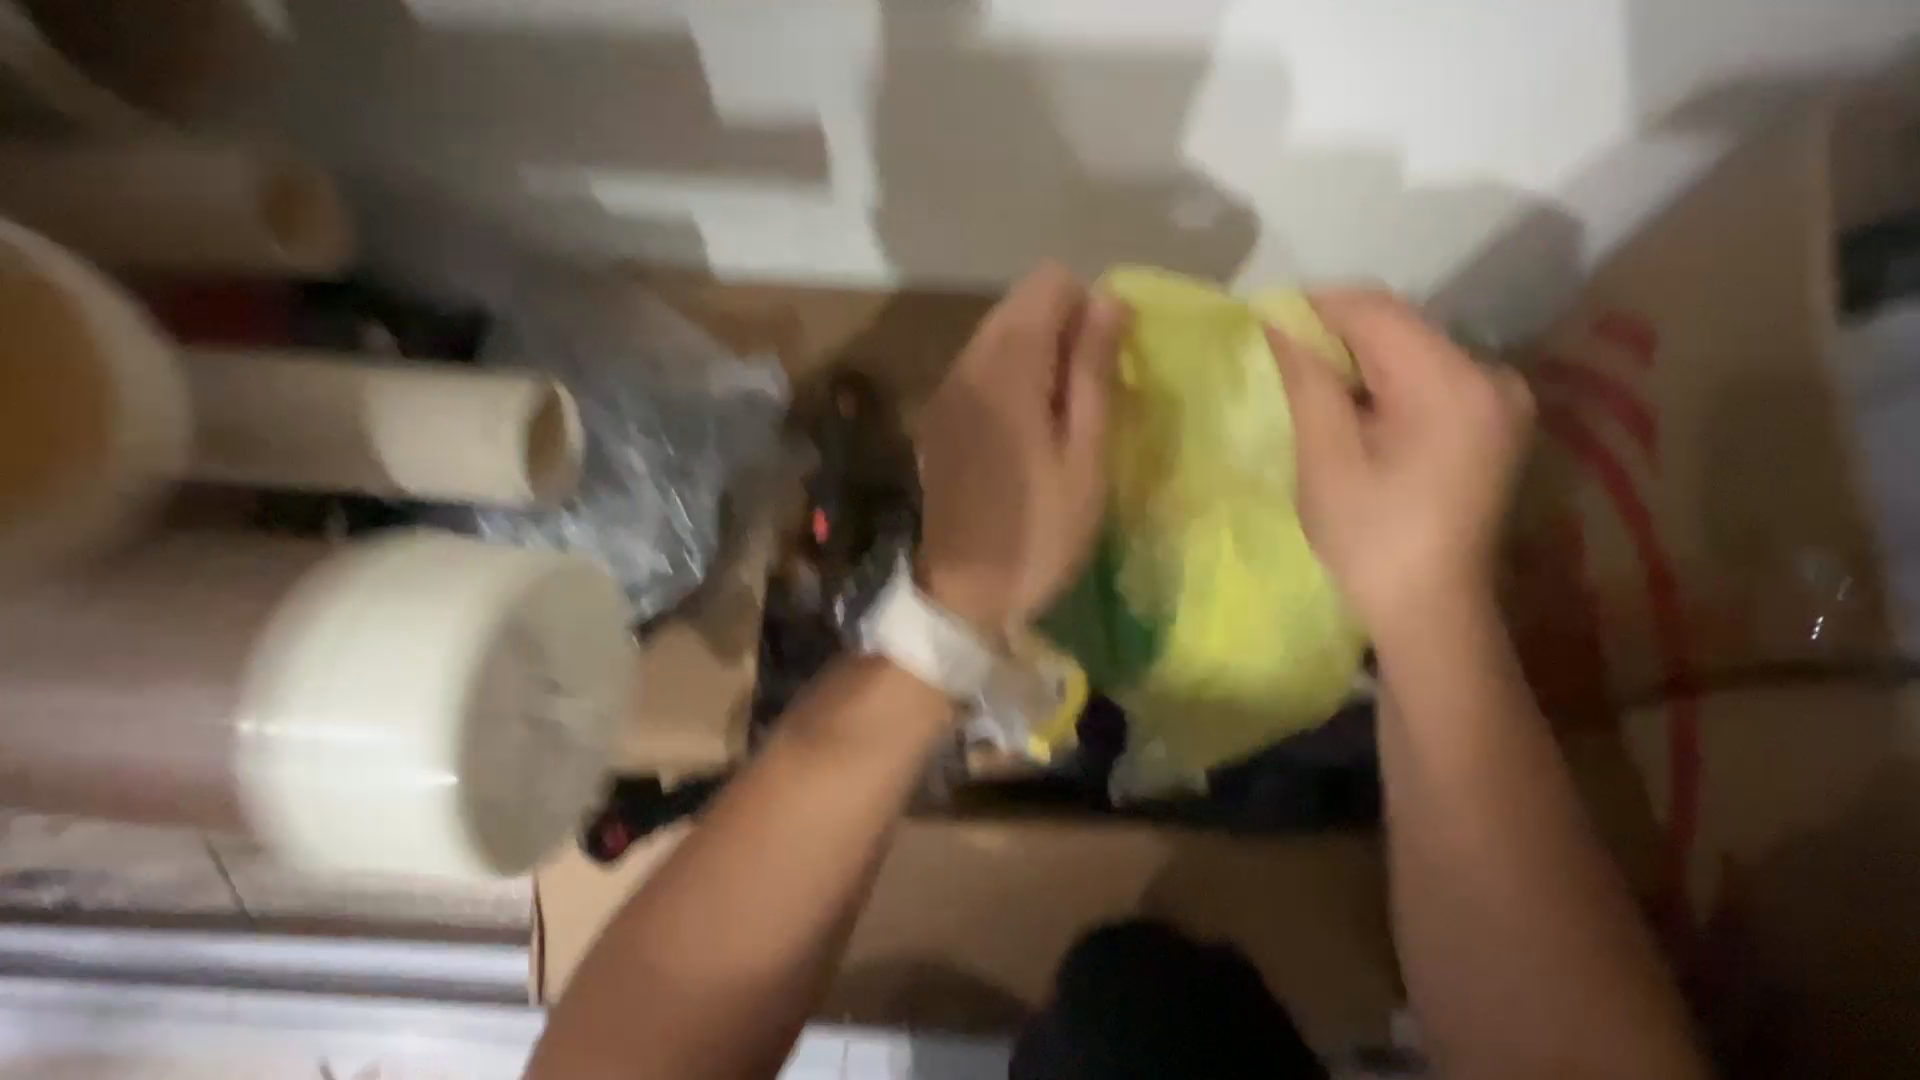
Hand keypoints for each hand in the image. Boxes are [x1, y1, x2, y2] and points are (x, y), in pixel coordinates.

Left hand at [916, 261, 1128, 634]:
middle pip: (1019, 304)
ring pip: (998, 334)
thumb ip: (1093, 371)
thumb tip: (1107, 299)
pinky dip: (1012, 378)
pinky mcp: (938, 417)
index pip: (1047, 282)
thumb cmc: (1040, 532)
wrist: (964, 594)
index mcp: (1006, 369)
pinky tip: (1028, 431)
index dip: (1087, 307)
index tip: (1108, 361)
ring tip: (1063, 417)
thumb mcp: (1084, 457)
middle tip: (1091, 394)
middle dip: (1064, 328)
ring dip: (1039, 354)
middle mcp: (966, 364)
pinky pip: (980, 369)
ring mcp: (945, 391)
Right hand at [1270, 290, 1532, 642]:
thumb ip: (1307, 379)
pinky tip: (1359, 412)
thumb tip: (1279, 320)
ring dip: (1360, 357)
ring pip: (1413, 348)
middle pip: (1399, 326)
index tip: (1265, 320)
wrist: (1431, 607)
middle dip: (1337, 333)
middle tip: (1283, 360)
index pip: (1376, 311)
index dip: (1316, 306)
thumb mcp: (1325, 457)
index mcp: (1451, 383)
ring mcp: (1500, 396)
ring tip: (1315, 389)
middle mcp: (1490, 374)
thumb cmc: (1369, 538)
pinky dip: (1387, 380)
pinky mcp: (1495, 418)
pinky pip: (1431, 375)